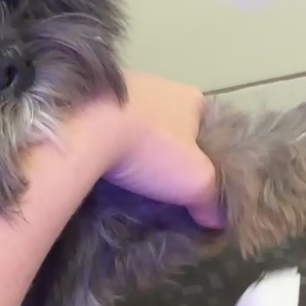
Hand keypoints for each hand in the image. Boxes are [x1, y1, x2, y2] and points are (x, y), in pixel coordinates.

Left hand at [68, 70, 222, 227]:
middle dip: (165, 149)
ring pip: (135, 121)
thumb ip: (211, 200)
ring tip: (128, 175)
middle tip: (158, 182)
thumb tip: (218, 220)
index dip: (202, 154)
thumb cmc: (152, 149)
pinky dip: (105, 140)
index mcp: (192, 98)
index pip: (206, 127)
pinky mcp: (87, 97)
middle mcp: (160, 84)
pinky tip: (101, 161)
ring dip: (133, 144)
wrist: (87, 127)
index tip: (191, 179)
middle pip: (170, 123)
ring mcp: (121, 87)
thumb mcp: (195, 182)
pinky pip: (104, 123)